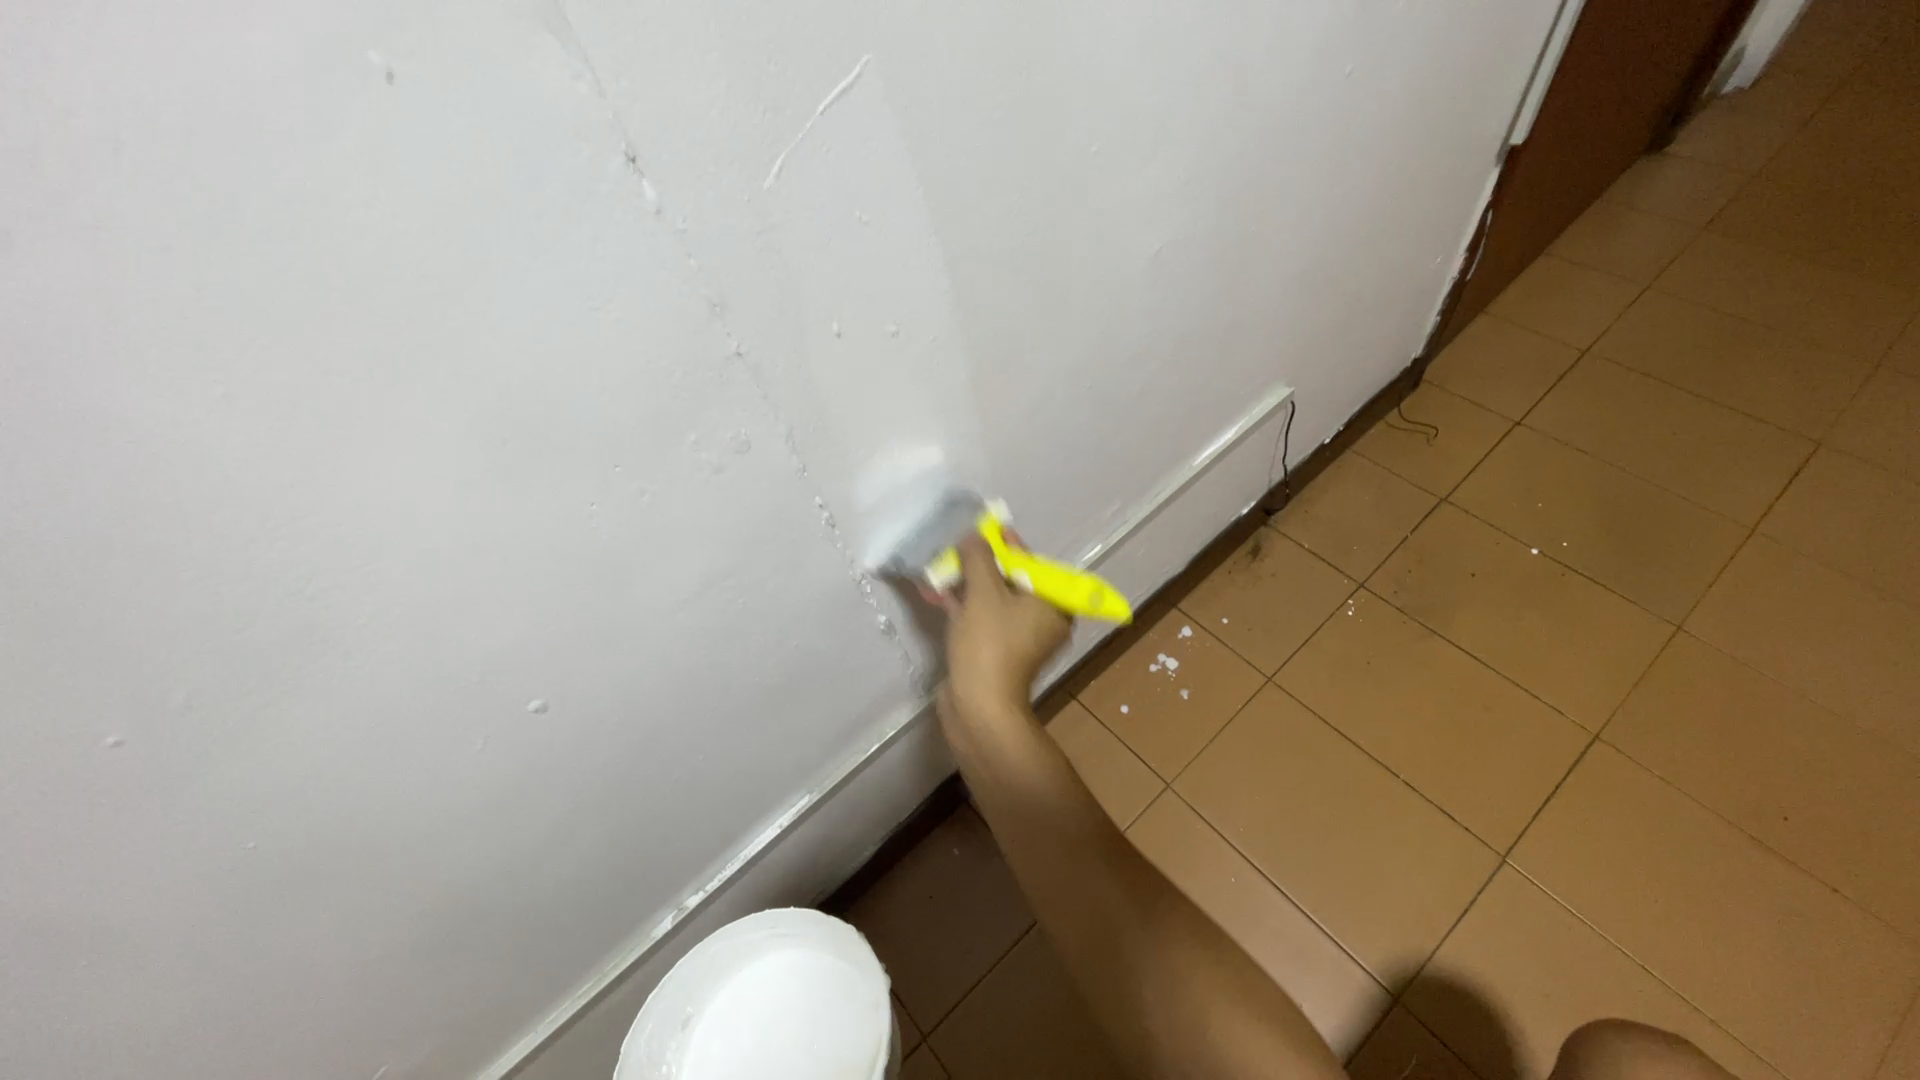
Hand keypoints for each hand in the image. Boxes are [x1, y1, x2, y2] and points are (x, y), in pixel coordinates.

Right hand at [932, 534, 1071, 715]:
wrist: (978, 707)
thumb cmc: (990, 644)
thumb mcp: (984, 593)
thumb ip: (978, 559)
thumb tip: (973, 536)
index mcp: (1052, 605)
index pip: (1033, 564)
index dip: (1009, 544)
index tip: (989, 528)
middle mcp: (1040, 621)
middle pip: (1010, 581)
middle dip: (980, 563)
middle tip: (959, 544)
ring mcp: (1016, 639)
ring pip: (990, 601)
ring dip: (965, 583)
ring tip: (939, 563)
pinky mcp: (993, 652)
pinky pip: (979, 620)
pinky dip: (960, 606)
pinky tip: (934, 591)